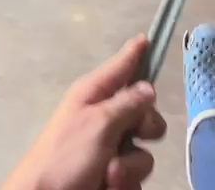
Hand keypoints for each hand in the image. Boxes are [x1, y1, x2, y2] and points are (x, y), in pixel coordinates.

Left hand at [2, 34, 167, 189]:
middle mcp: (104, 117)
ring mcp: (108, 150)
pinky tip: (110, 187)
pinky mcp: (110, 177)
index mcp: (95, 94)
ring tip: (109, 176)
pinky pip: (135, 176)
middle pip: (144, 112)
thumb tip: (149, 87)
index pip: (121, 66)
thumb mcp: (99, 124)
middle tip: (136, 135)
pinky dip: (126, 184)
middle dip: (146, 127)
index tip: (148, 38)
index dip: (136, 53)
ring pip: (142, 150)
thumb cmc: (65, 156)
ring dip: (130, 166)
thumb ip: (128, 104)